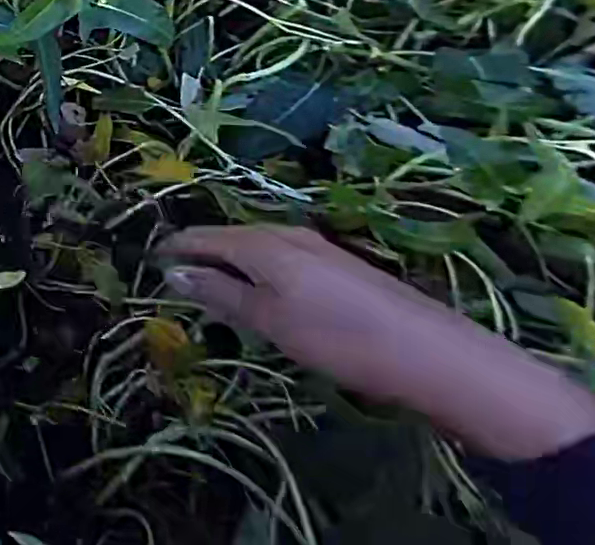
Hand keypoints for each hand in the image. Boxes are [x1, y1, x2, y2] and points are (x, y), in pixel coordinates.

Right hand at [159, 225, 594, 461]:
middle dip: (199, 256)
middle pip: (226, 238)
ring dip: (230, 265)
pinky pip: (281, 258)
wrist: (447, 361)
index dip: (170, 249)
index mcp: (258, 241)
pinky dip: (260, 272)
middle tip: (178, 282)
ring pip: (254, 248)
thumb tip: (170, 271)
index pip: (197, 236)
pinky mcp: (340, 265)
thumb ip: (218, 291)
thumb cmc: (341, 338)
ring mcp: (317, 246)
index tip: (147, 263)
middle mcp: (284, 233)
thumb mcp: (268, 319)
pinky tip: (266, 296)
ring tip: (216, 291)